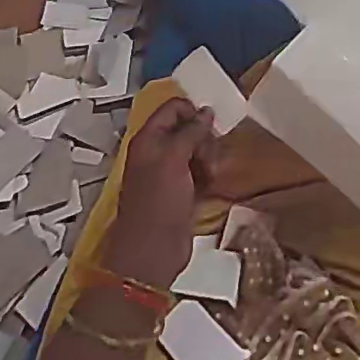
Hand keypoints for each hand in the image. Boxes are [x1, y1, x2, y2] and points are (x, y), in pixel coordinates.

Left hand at [106, 98, 215, 286]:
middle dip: (204, 138)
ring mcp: (169, 173)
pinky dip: (207, 174)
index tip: (211, 125)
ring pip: (196, 151)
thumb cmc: (159, 202)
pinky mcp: (182, 191)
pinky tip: (211, 184)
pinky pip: (199, 172)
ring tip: (211, 174)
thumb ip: (190, 131)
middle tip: (210, 154)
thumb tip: (206, 111)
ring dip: (208, 157)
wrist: (153, 251)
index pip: (172, 109)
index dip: (192, 111)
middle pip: (187, 129)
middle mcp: (157, 152)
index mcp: (148, 139)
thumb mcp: (173, 159)